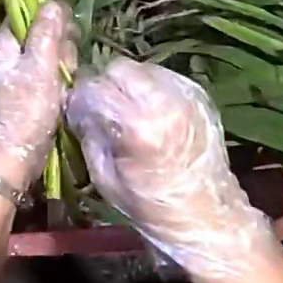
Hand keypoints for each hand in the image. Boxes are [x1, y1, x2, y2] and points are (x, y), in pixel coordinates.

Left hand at [0, 0, 75, 183]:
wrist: (16, 157)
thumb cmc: (27, 110)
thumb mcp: (40, 67)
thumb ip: (46, 34)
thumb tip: (52, 3)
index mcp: (2, 46)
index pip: (26, 16)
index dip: (50, 19)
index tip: (68, 32)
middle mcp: (5, 58)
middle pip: (39, 36)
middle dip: (59, 48)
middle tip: (65, 66)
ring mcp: (14, 77)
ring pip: (46, 58)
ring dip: (60, 68)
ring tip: (63, 86)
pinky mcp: (24, 94)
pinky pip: (45, 78)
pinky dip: (56, 84)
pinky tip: (62, 95)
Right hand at [66, 60, 282, 278]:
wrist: (206, 216)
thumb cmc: (149, 204)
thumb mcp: (104, 176)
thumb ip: (89, 134)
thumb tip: (78, 108)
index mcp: (137, 126)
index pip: (94, 88)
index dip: (80, 99)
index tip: (77, 112)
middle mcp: (164, 102)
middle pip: (118, 68)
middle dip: (104, 84)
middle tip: (103, 107)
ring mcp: (185, 95)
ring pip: (141, 67)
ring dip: (128, 83)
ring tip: (128, 109)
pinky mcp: (199, 94)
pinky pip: (163, 76)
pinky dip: (150, 88)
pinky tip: (150, 111)